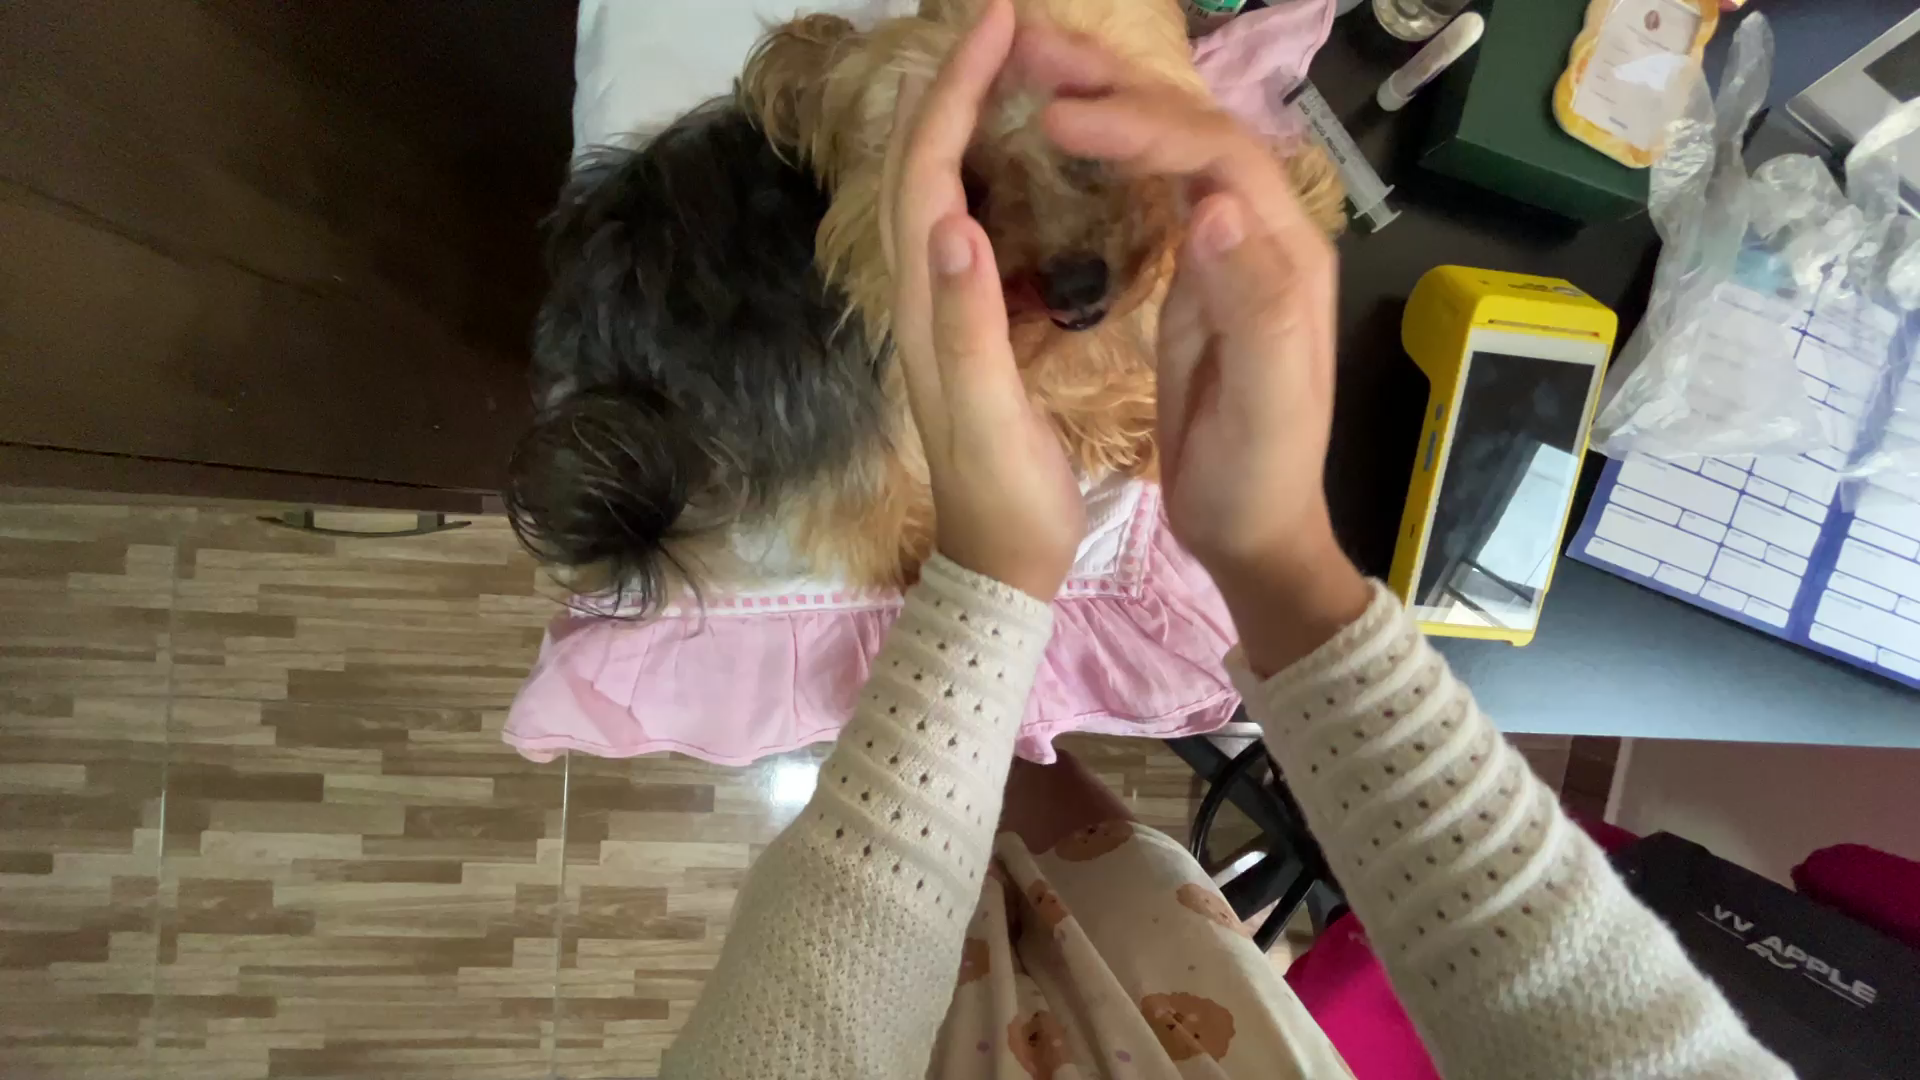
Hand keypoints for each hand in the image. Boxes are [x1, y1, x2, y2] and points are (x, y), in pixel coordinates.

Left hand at [881, 0, 1085, 601]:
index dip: (953, 99)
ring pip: (934, 205)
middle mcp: (922, 306)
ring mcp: (941, 322)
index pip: (928, 182)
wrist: (1001, 559)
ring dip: (957, 132)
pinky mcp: (967, 339)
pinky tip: (1010, 176)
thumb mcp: (991, 418)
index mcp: (928, 314)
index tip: (995, 24)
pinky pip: (962, 242)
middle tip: (996, 30)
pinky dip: (979, 187)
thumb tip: (954, 222)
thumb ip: (969, 327)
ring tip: (998, 78)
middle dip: (947, 95)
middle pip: (917, 180)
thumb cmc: (1008, 499)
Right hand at [1023, 29, 1369, 671]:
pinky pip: (1155, 193)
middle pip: (1195, 129)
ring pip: (1172, 152)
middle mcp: (1261, 236)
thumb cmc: (1257, 475)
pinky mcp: (1197, 281)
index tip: (1058, 119)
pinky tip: (1069, 148)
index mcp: (1282, 257)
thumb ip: (1256, 306)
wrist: (1255, 523)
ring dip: (1108, 103)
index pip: (1213, 155)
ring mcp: (1228, 255)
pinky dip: (1110, 157)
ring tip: (1035, 76)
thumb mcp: (1266, 405)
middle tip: (1028, 51)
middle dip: (1115, 84)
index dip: (1138, 125)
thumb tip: (1215, 207)